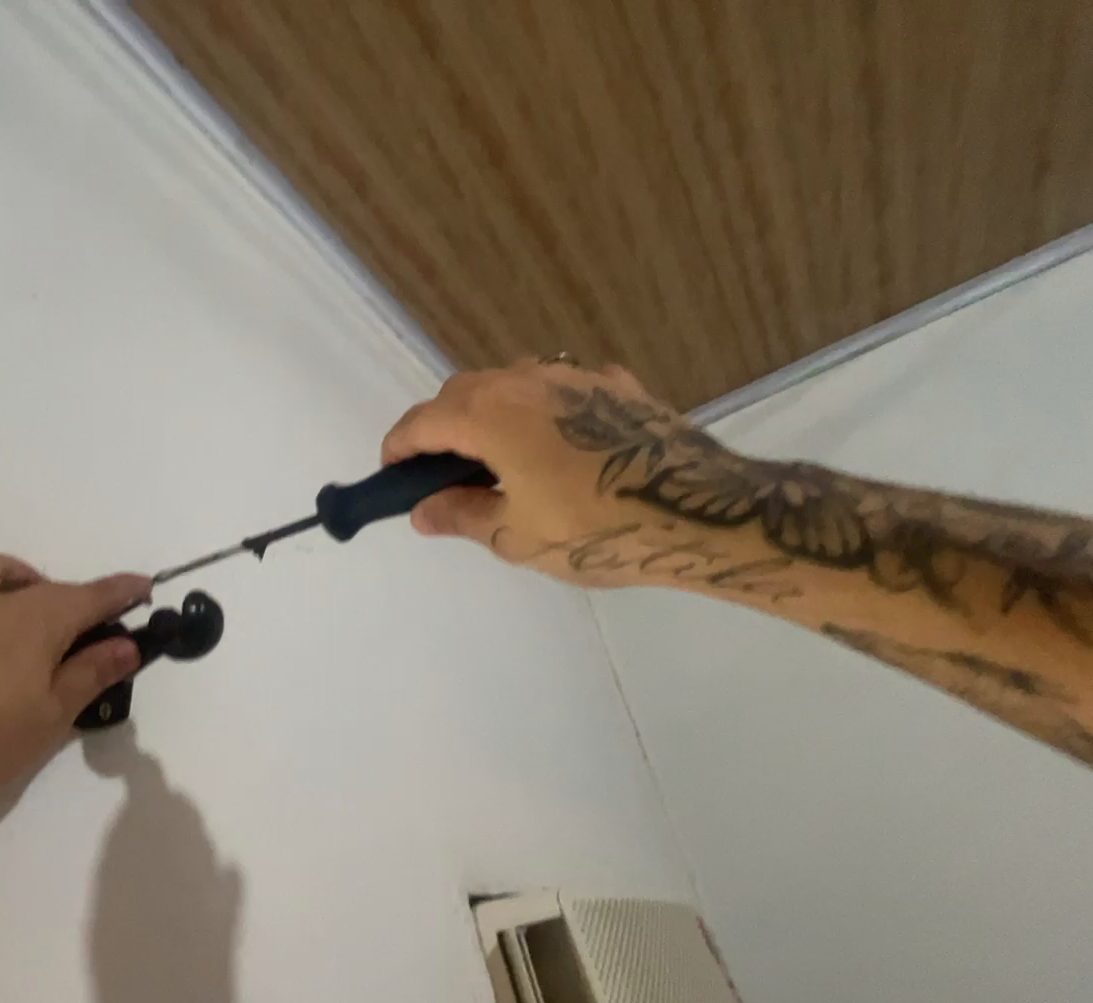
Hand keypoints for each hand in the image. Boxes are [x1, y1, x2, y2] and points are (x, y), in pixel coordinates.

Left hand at [0, 518, 150, 832]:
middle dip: (70, 601)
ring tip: (24, 596)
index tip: (143, 586)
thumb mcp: (52, 718)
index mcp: (36, 624)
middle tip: (78, 633)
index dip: (121, 591)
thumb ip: (92, 673)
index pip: (91, 597)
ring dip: (15, 576)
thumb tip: (129, 643)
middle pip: (43, 588)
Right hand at [382, 357, 740, 586]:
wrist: (700, 509)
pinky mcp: (616, 384)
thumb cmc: (595, 529)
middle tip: (445, 475)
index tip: (392, 473)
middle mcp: (526, 380)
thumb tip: (422, 510)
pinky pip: (559, 390)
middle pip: (462, 393)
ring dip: (490, 414)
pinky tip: (559, 448)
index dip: (399, 446)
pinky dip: (540, 412)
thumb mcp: (516, 535)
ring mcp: (575, 376)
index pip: (424, 421)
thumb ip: (460, 515)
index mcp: (491, 415)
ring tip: (501, 462)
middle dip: (441, 429)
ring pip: (510, 383)